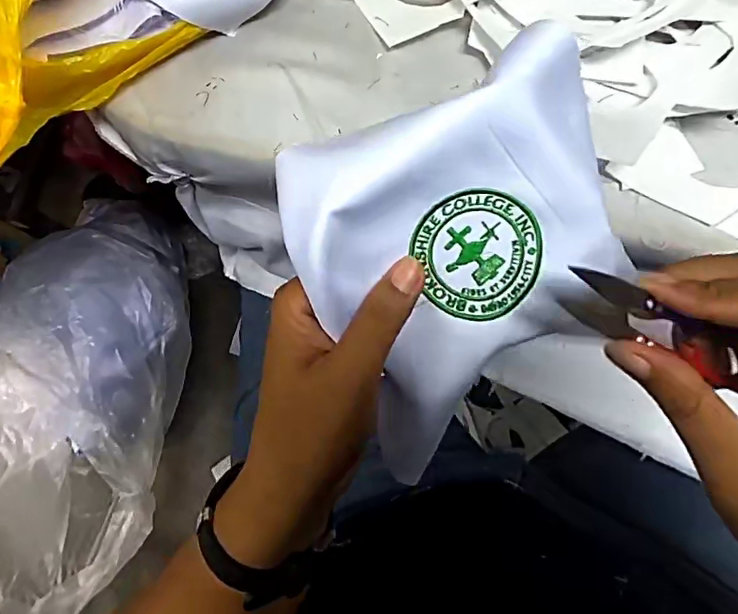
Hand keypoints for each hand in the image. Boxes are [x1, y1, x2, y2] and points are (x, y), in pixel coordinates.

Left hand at [212, 258, 422, 567]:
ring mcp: (320, 343)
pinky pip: (366, 341)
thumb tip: (410, 262)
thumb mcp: (351, 371)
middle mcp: (304, 316)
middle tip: (443, 259)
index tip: (422, 236)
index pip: (338, 262)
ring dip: (395, 310)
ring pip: (363, 315)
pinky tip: (427, 328)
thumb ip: (380, 318)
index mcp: (295, 304)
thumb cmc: (313, 430)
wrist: (292, 500)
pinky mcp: (336, 368)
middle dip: (392, 280)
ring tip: (445, 285)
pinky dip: (391, 338)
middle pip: (352, 287)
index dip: (377, 252)